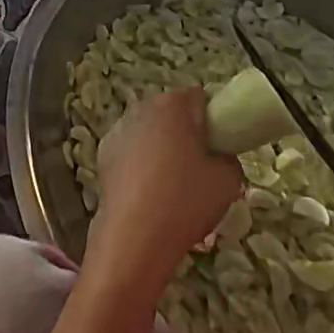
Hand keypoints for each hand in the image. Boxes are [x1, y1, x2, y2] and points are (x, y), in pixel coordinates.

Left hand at [87, 89, 242, 295]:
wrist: (135, 234)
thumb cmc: (185, 201)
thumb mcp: (228, 182)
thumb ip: (228, 158)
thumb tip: (219, 156)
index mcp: (173, 105)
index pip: (198, 98)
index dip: (211, 118)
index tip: (217, 144)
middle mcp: (142, 107)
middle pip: (171, 111)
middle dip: (184, 130)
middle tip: (198, 165)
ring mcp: (120, 127)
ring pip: (149, 128)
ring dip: (160, 144)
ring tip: (171, 182)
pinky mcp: (104, 149)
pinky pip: (131, 147)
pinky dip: (140, 160)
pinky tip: (147, 189)